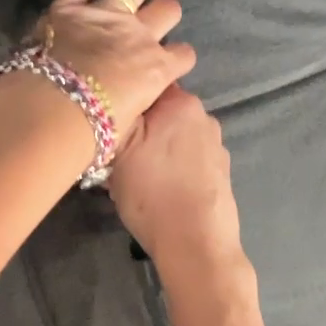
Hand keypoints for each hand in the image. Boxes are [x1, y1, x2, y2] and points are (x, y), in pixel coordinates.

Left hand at [39, 0, 196, 136]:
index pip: (183, 57)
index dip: (180, 58)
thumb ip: (134, 112)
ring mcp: (106, 14)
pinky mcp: (71, 5)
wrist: (55, 110)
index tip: (176, 61)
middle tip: (165, 12)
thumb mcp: (126, 130)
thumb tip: (132, 116)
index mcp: (157, 69)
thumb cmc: (91, 132)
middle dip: (168, 13)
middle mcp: (139, 35)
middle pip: (166, 14)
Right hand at [109, 85, 244, 275]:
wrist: (196, 245)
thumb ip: (118, 114)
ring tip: (134, 175)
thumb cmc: (152, 193)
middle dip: (138, 126)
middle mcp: (204, 116)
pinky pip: (186, 158)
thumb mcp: (119, 148)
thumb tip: (117, 97)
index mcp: (180, 103)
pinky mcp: (220, 172)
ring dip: (154, 147)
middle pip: (160, 110)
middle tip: (114, 152)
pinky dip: (170, 166)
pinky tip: (157, 190)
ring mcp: (215, 146)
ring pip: (172, 135)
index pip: (146, 80)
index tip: (106, 114)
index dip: (122, 94)